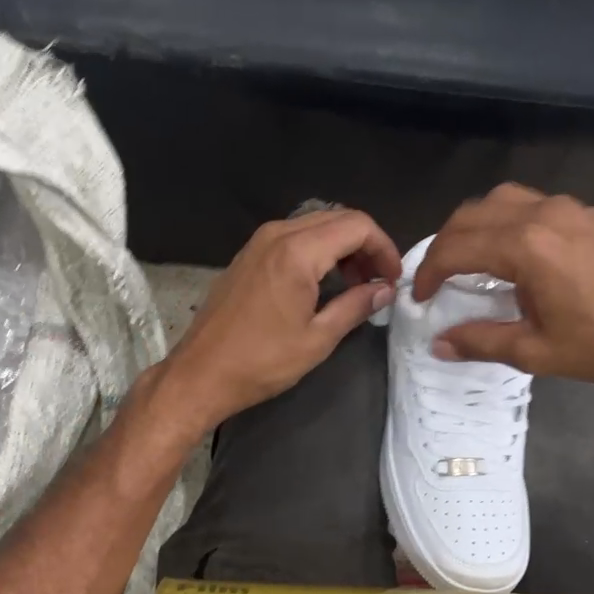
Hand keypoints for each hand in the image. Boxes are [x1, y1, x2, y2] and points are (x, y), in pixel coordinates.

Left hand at [158, 209, 400, 430]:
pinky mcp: (246, 256)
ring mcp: (257, 243)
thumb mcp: (317, 339)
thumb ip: (355, 307)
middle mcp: (277, 235)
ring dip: (340, 248)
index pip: (357, 225)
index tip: (393, 279)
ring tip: (354, 286)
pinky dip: (316, 252)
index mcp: (298, 251)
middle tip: (378, 283)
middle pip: (336, 219)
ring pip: (314, 226)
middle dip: (365, 246)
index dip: (384, 248)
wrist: (200, 374)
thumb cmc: (261, 362)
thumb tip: (384, 290)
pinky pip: (291, 239)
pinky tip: (322, 285)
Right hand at [413, 184, 593, 386]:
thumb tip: (439, 344)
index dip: (429, 272)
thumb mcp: (535, 351)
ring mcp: (572, 210)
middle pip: (473, 213)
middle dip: (446, 243)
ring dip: (478, 225)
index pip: (456, 248)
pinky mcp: (593, 216)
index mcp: (524, 247)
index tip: (420, 297)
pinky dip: (511, 223)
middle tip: (438, 277)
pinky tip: (520, 256)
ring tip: (472, 259)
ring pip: (505, 200)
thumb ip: (480, 342)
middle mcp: (543, 216)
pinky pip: (537, 206)